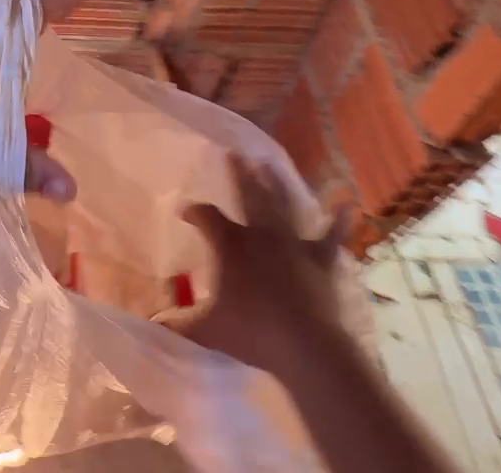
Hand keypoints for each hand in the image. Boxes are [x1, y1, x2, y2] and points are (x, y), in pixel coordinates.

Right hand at [181, 156, 351, 374]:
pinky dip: (339, 221)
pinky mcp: (321, 259)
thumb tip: (152, 324)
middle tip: (234, 154)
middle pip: (248, 196)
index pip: (206, 217)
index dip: (194, 212)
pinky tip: (347, 203)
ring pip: (282, 205)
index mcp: (231, 244)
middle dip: (239, 174)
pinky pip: (331, 236)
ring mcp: (293, 243)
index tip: (185, 212)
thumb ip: (179, 324)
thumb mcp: (207, 330)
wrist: (305, 346)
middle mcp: (261, 234)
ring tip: (269, 164)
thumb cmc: (253, 331)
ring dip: (276, 184)